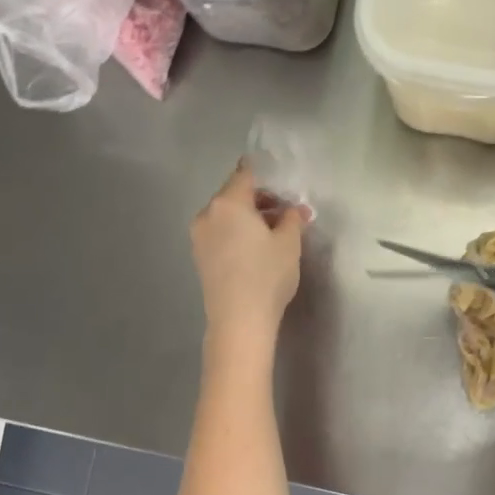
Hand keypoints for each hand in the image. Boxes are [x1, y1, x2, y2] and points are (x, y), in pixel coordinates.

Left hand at [190, 160, 309, 343]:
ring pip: (226, 216)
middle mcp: (208, 213)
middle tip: (285, 215)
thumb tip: (295, 209)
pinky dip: (236, 234)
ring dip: (247, 219)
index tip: (281, 184)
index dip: (265, 175)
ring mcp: (199, 236)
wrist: (239, 320)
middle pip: (234, 195)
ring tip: (271, 236)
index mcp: (229, 202)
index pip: (245, 174)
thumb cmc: (267, 275)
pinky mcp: (199, 257)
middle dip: (259, 201)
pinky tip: (253, 252)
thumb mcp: (290, 244)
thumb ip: (293, 219)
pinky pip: (219, 234)